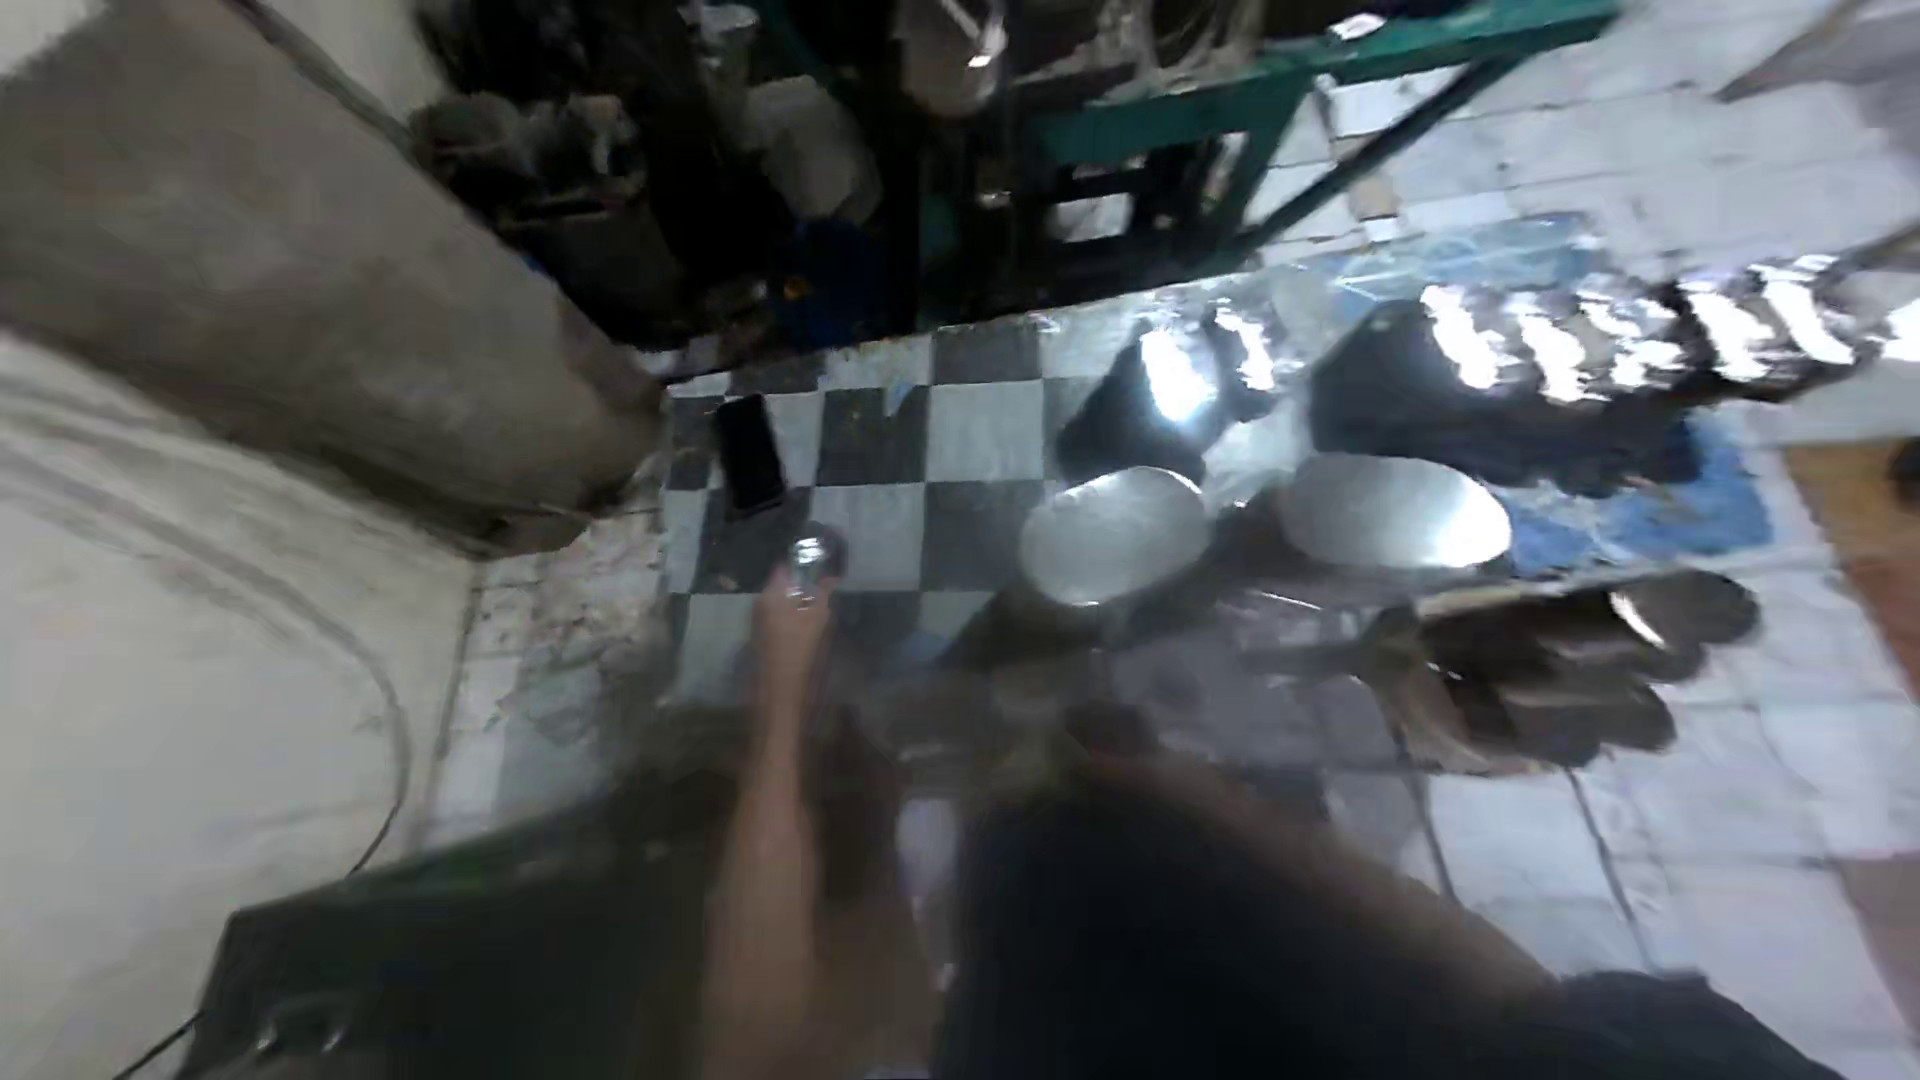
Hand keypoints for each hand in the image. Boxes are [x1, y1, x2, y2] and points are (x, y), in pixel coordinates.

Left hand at [756, 566, 836, 705]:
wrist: (779, 691)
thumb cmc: (800, 651)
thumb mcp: (818, 619)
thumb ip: (823, 594)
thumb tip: (831, 577)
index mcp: (772, 594)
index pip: (785, 566)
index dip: (803, 563)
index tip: (821, 563)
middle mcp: (760, 602)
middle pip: (782, 582)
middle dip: (802, 581)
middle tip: (825, 584)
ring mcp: (757, 618)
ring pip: (780, 599)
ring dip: (797, 598)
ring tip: (819, 601)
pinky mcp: (760, 633)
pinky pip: (777, 613)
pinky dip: (790, 612)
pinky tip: (806, 621)